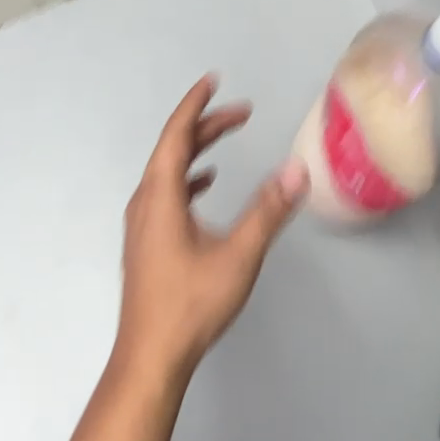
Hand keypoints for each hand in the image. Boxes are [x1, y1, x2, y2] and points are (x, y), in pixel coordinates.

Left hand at [117, 75, 308, 377]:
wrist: (150, 359)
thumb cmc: (191, 304)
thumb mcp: (238, 255)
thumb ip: (268, 211)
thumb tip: (297, 170)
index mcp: (160, 196)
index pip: (176, 135)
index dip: (195, 105)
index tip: (213, 80)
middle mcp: (145, 202)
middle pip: (172, 149)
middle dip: (206, 125)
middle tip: (241, 112)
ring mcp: (142, 224)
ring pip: (168, 171)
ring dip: (197, 149)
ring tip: (227, 137)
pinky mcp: (146, 242)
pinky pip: (166, 192)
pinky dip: (188, 176)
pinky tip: (205, 185)